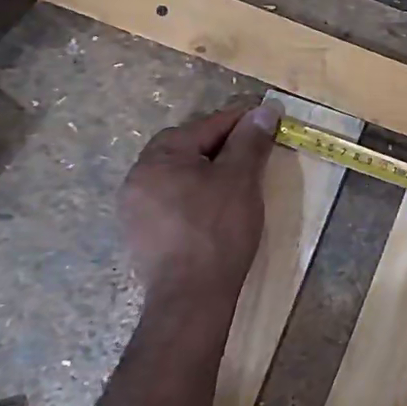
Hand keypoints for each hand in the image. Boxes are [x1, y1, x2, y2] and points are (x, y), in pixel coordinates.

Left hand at [120, 101, 282, 303]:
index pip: (207, 125)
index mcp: (159, 158)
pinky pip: (173, 195)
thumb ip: (251, 140)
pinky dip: (197, 190)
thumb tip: (264, 109)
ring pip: (180, 171)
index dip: (242, 119)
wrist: (192, 296)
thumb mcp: (241, 178)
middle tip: (257, 147)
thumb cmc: (219, 229)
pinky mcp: (142, 231)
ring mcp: (135, 207)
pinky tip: (218, 202)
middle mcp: (138, 177)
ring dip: (210, 166)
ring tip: (241, 174)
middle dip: (224, 142)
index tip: (271, 118)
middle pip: (188, 145)